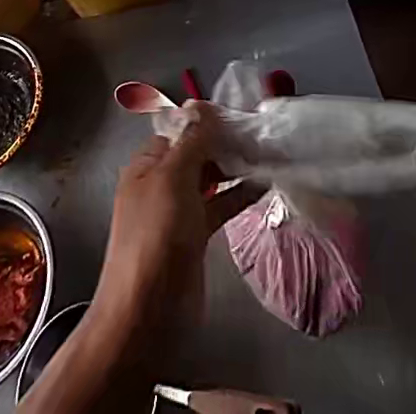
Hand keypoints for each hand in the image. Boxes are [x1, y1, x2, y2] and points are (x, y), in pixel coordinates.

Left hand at [23, 111, 261, 413]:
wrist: (148, 311)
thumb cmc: (157, 235)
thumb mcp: (173, 178)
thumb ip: (191, 141)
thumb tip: (199, 104)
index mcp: (147, 166)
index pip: (179, 132)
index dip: (207, 121)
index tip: (241, 113)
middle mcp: (160, 184)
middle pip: (196, 153)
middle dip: (225, 143)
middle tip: (261, 132)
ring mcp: (178, 211)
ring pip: (210, 179)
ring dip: (235, 166)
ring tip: (269, 152)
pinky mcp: (196, 235)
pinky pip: (220, 205)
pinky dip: (239, 193)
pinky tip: (265, 182)